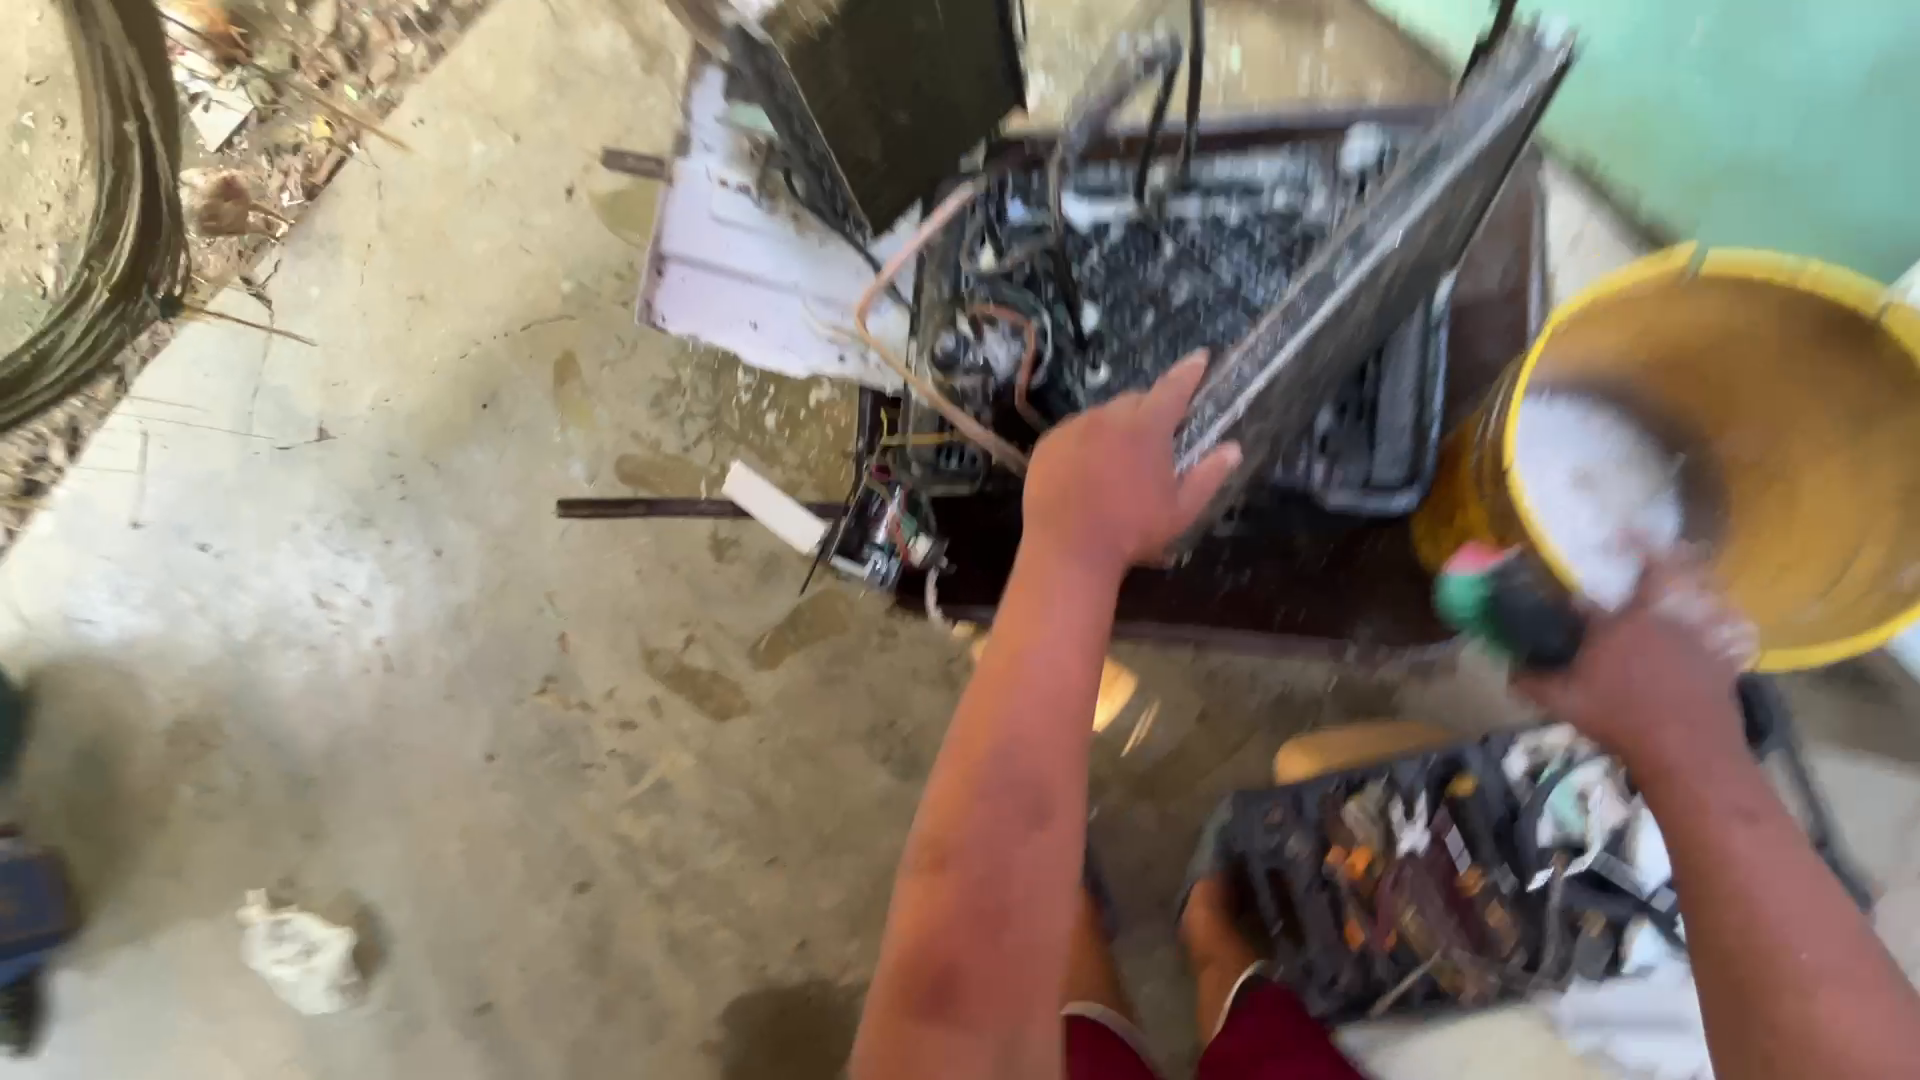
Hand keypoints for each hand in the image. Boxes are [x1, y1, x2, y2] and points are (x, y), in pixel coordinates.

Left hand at [1021, 351, 1241, 576]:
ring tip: (1116, 462)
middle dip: (1148, 412)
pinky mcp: (1047, 444)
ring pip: (1101, 416)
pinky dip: (1085, 442)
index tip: (1200, 358)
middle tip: (1153, 440)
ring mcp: (1072, 428)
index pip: (1173, 388)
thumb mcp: (1180, 510)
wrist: (1067, 550)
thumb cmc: (1131, 532)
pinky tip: (1086, 471)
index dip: (1189, 372)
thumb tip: (1233, 449)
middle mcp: (1107, 417)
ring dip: (1114, 428)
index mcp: (1146, 428)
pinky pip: (1073, 432)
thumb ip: (1208, 475)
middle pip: (1135, 401)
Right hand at [1514, 548, 1756, 771]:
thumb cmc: (1619, 718)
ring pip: (1706, 593)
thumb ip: (1530, 681)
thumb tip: (1507, 669)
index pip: (1591, 597)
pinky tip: (1722, 616)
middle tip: (1642, 541)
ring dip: (1695, 576)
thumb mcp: (1561, 701)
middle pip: (1668, 571)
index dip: (1573, 598)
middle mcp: (1662, 621)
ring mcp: (1699, 639)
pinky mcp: (1724, 660)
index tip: (1571, 591)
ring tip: (1686, 566)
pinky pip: (1732, 628)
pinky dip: (1726, 617)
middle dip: (1656, 550)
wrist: (1687, 750)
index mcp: (1619, 625)